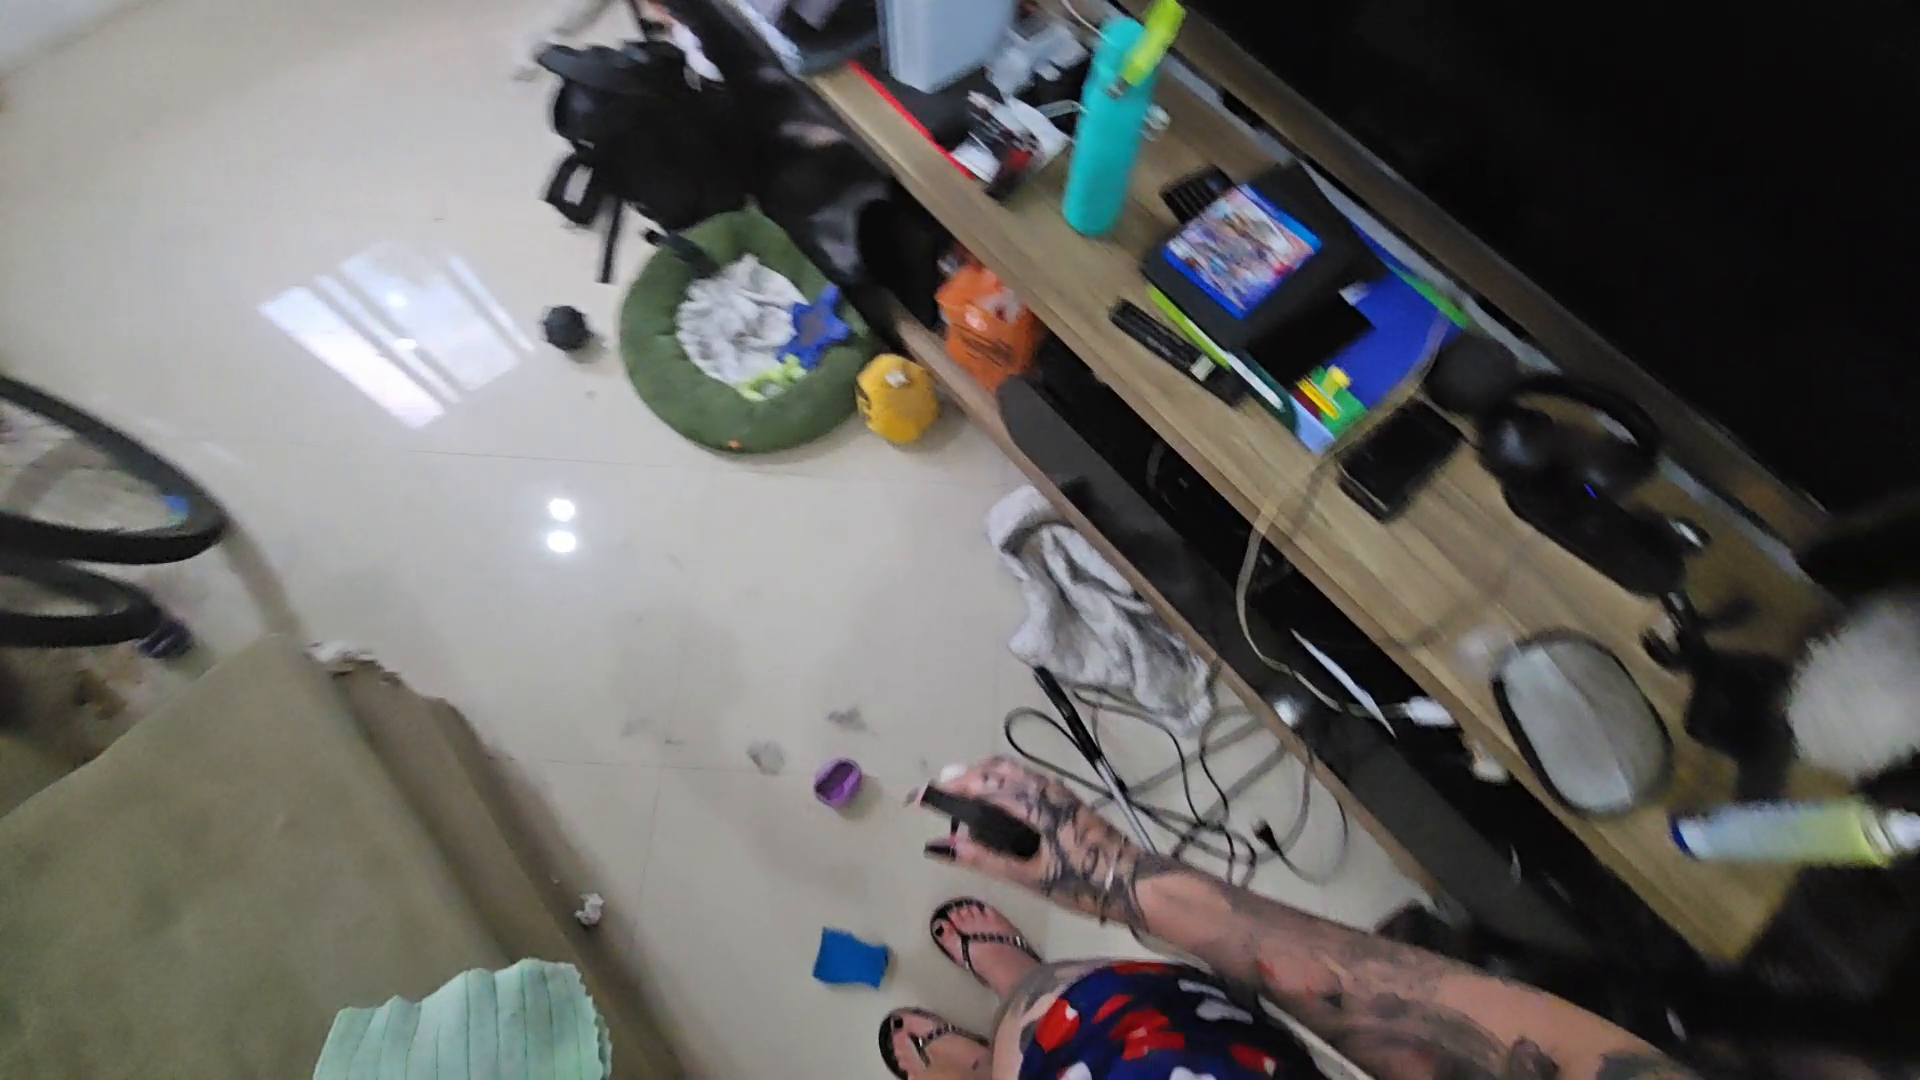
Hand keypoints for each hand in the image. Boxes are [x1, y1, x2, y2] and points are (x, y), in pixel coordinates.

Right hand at [913, 757, 1156, 924]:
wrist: (1133, 880)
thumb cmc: (1082, 881)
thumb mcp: (1030, 876)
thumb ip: (984, 858)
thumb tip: (942, 847)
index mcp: (1032, 800)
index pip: (980, 784)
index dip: (946, 789)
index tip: (918, 798)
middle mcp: (1042, 785)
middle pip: (993, 768)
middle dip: (961, 778)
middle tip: (936, 799)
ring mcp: (1054, 788)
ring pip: (1008, 770)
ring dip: (980, 778)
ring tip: (959, 802)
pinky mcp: (1062, 797)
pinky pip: (1021, 778)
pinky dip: (998, 783)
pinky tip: (993, 809)